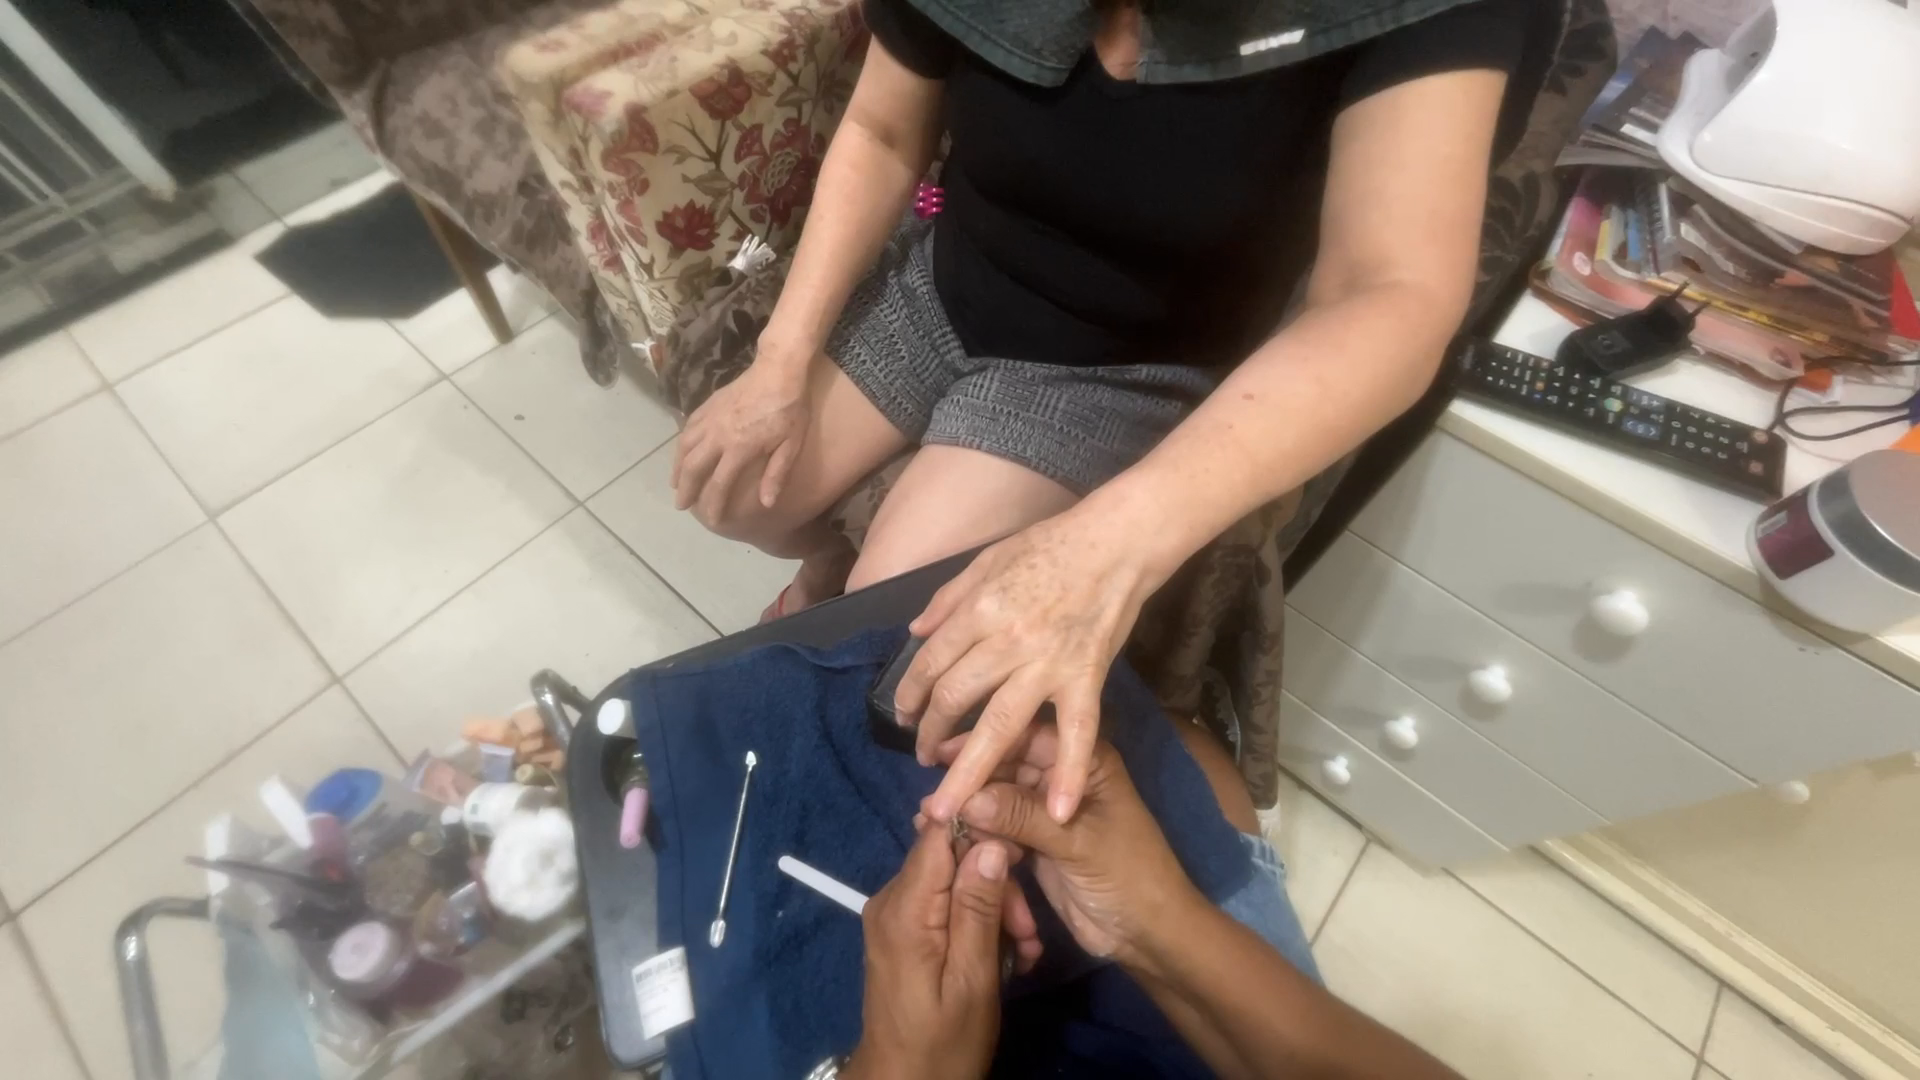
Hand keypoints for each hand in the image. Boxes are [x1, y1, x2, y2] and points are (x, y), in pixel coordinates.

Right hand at [672, 357, 810, 520]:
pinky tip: (682, 452)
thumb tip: (767, 504)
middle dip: (686, 490)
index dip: (714, 505)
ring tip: (675, 483)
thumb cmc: (791, 408)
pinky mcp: (708, 405)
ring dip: (678, 468)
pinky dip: (681, 444)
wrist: (778, 369)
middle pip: (693, 468)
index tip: (712, 521)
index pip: (720, 484)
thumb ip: (776, 474)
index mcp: (739, 448)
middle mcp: (718, 435)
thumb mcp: (792, 444)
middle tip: (681, 505)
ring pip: (684, 447)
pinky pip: (688, 428)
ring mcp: (710, 419)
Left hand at [844, 825, 1010, 1079]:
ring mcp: (893, 912)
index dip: (981, 831)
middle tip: (1027, 932)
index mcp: (905, 908)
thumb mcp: (972, 981)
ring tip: (1023, 949)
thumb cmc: (943, 1045)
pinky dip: (973, 918)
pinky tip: (1002, 950)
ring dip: (991, 905)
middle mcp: (891, 898)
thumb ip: (979, 909)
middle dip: (994, 883)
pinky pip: (942, 902)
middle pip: (950, 857)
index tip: (1019, 855)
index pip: (939, 833)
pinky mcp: (901, 927)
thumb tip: (992, 843)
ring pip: (951, 879)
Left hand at [896, 508, 1162, 824]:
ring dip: (968, 770)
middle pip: (956, 697)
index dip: (911, 693)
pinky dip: (1069, 772)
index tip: (905, 714)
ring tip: (947, 806)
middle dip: (929, 733)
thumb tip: (916, 634)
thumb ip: (949, 598)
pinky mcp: (1085, 677)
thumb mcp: (987, 558)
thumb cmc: (1050, 545)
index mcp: (979, 610)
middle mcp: (1005, 641)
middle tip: (919, 758)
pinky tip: (1058, 813)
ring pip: (999, 725)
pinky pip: (1077, 731)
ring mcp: (1046, 664)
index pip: (931, 662)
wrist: (1115, 542)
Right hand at [939, 730, 1199, 968]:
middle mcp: (1062, 776)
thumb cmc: (1127, 875)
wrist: (1149, 935)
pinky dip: (978, 834)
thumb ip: (1021, 816)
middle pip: (1006, 767)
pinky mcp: (1036, 840)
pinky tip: (950, 838)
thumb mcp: (1077, 842)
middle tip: (930, 798)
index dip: (983, 744)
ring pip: (998, 798)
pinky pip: (999, 827)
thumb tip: (964, 797)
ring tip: (930, 821)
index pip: (1026, 738)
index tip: (939, 756)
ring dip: (969, 811)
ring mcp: (1047, 808)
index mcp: (1083, 759)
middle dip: (969, 782)